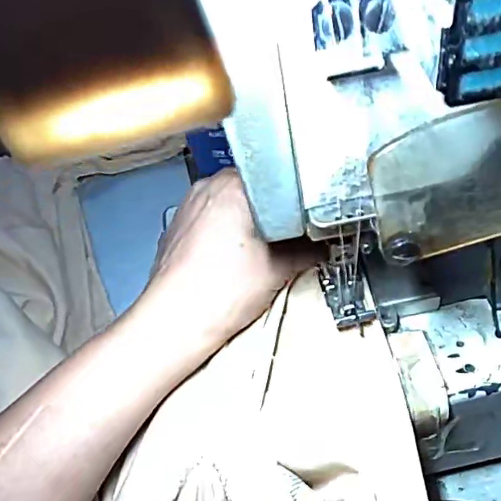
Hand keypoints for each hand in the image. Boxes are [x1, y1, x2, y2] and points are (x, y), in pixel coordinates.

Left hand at [143, 169, 319, 340]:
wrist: (177, 321)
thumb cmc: (220, 293)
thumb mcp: (279, 270)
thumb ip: (308, 252)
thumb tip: (324, 247)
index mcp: (232, 185)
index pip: (277, 178)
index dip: (297, 200)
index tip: (309, 219)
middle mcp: (206, 188)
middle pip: (253, 193)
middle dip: (273, 215)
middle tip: (293, 240)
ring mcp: (188, 208)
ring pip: (231, 208)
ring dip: (249, 226)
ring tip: (264, 254)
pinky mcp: (178, 230)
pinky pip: (212, 225)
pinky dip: (227, 238)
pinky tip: (236, 263)